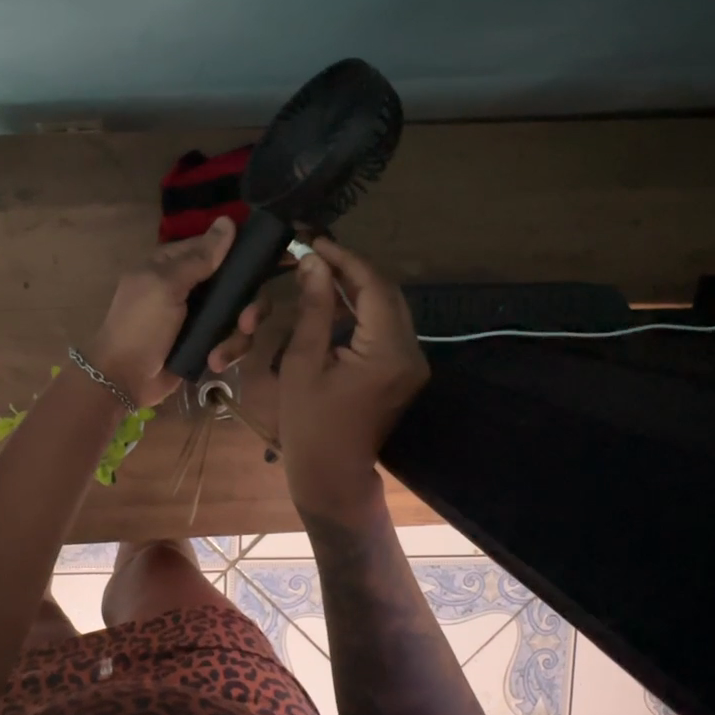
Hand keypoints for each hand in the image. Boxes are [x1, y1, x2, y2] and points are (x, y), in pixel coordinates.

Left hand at [85, 217, 262, 407]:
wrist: (122, 379)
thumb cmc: (139, 325)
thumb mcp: (165, 285)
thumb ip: (199, 257)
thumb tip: (228, 221)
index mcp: (175, 265)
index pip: (218, 248)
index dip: (243, 255)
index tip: (271, 263)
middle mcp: (191, 287)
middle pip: (238, 285)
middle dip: (248, 305)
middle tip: (246, 321)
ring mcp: (199, 318)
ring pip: (239, 316)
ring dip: (236, 337)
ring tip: (221, 355)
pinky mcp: (205, 345)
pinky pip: (231, 341)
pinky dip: (227, 352)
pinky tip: (213, 363)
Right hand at [278, 238, 428, 519]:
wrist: (333, 473)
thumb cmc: (309, 423)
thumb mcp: (303, 362)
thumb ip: (314, 309)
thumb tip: (315, 263)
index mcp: (386, 351)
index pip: (373, 287)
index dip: (345, 259)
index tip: (315, 241)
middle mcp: (409, 352)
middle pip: (386, 293)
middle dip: (352, 269)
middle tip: (316, 251)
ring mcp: (410, 362)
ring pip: (389, 307)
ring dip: (358, 286)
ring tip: (321, 269)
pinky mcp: (403, 370)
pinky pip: (386, 326)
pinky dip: (362, 308)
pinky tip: (334, 298)